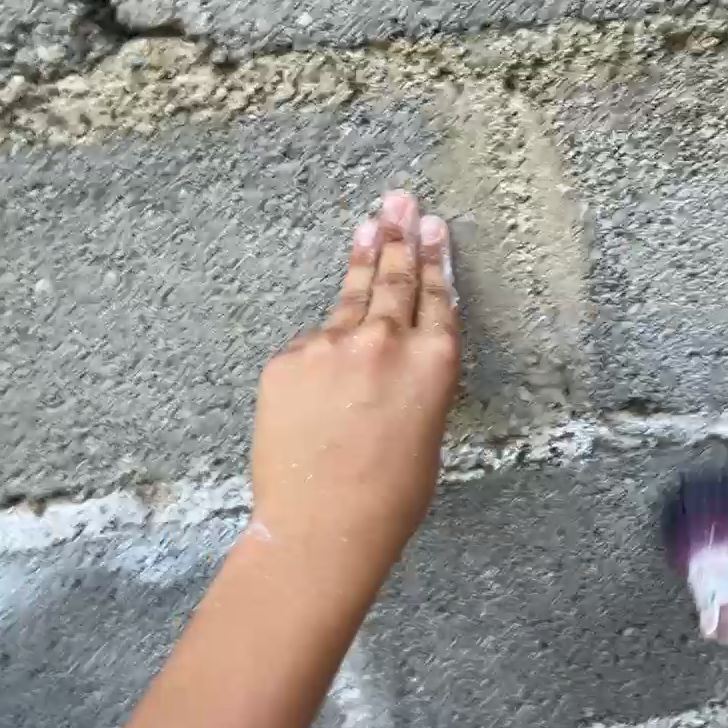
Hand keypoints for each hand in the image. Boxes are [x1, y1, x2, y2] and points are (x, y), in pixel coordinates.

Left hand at [247, 190, 461, 564]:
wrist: (324, 526)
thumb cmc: (393, 490)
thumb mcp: (429, 423)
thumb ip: (417, 375)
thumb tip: (399, 350)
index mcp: (436, 359)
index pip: (438, 294)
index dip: (436, 258)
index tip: (433, 228)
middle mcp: (389, 340)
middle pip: (396, 277)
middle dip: (400, 235)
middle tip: (401, 202)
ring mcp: (334, 345)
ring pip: (352, 295)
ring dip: (363, 258)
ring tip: (370, 224)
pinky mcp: (289, 358)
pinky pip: (312, 342)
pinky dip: (323, 344)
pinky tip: (328, 356)